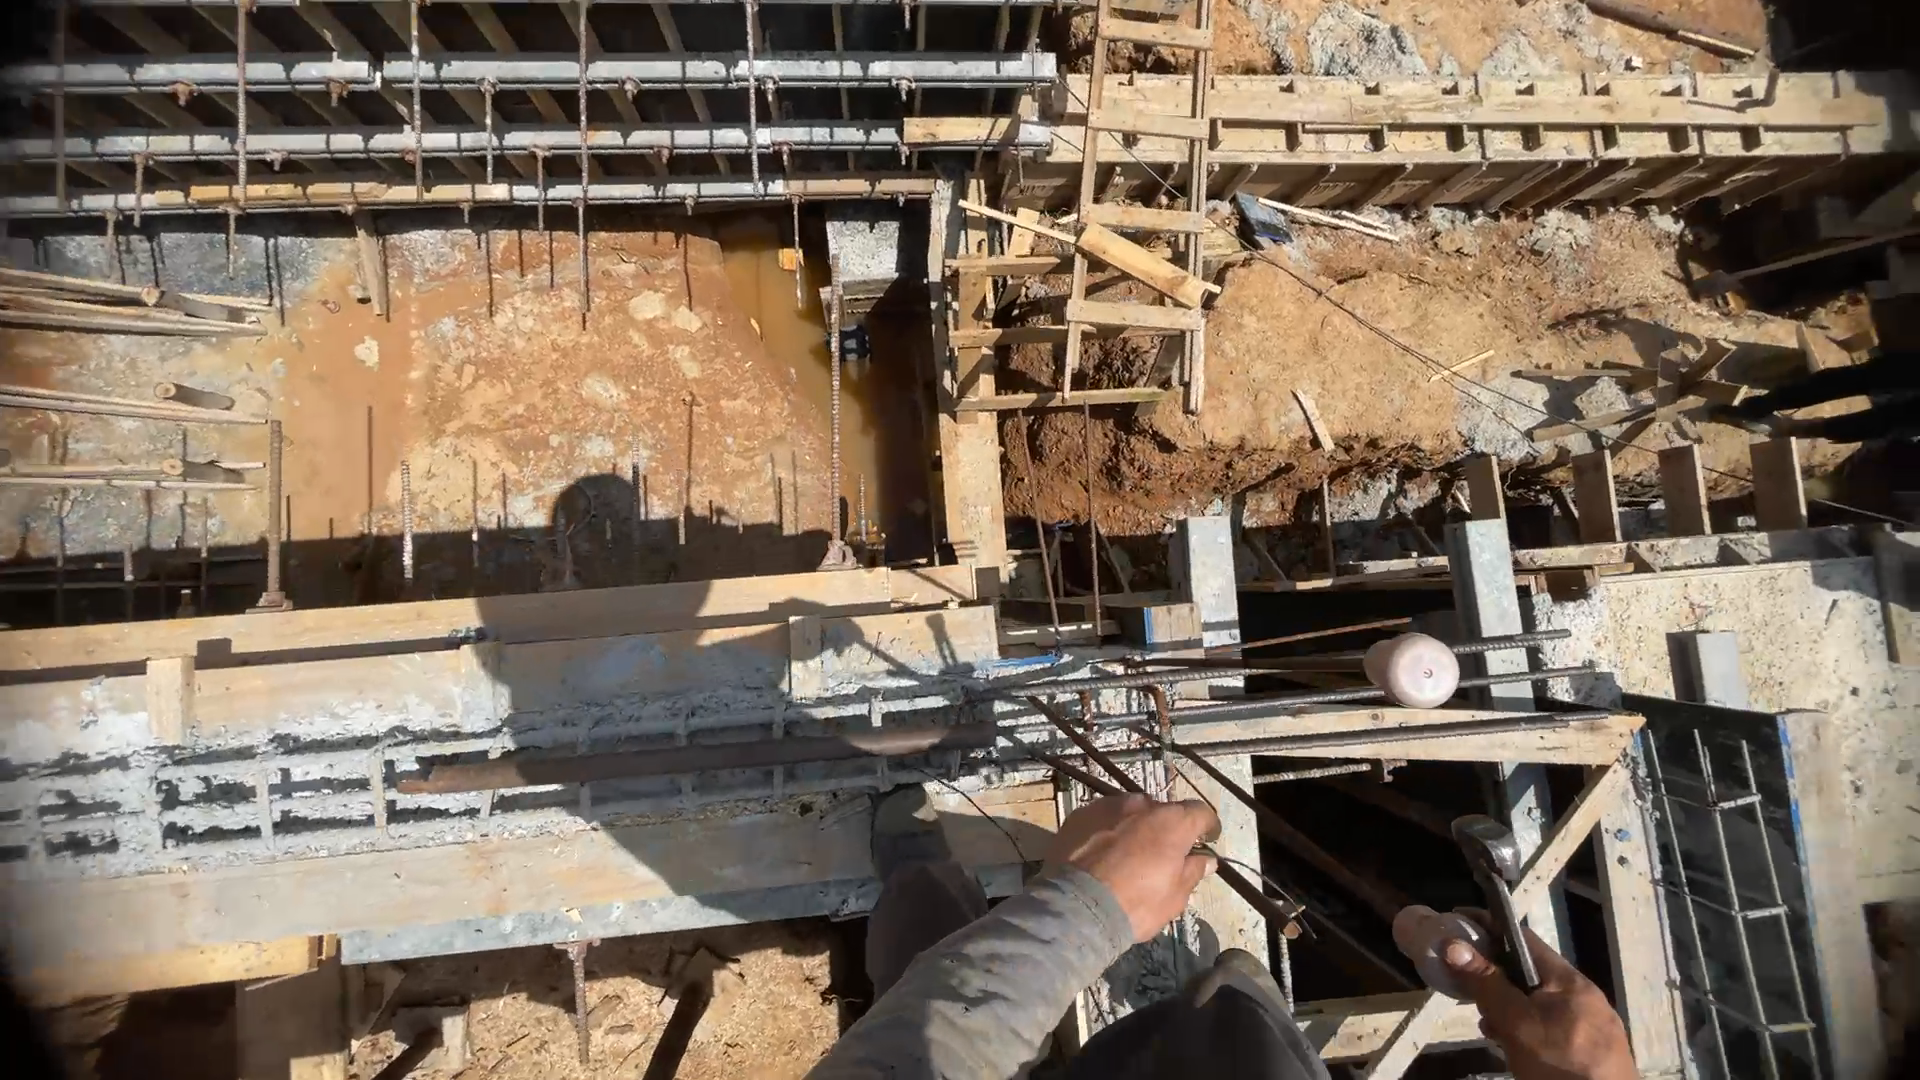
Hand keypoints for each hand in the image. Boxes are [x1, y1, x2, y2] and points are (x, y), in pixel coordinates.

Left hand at [1045, 794, 1219, 942]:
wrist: (1077, 904)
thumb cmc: (1135, 903)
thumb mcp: (1174, 897)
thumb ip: (1192, 872)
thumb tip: (1207, 859)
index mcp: (1171, 822)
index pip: (1199, 811)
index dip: (1207, 824)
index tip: (1207, 838)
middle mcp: (1141, 804)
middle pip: (1162, 810)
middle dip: (1166, 828)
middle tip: (1163, 853)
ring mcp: (1108, 804)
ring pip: (1131, 810)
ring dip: (1136, 825)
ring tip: (1129, 852)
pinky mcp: (1081, 812)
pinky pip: (1104, 816)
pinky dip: (1109, 828)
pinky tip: (1103, 851)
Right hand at [1442, 920, 1636, 1079]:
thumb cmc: (1560, 1068)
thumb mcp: (1515, 1023)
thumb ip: (1485, 981)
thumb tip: (1451, 944)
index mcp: (1572, 983)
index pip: (1523, 937)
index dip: (1487, 926)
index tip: (1456, 925)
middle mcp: (1586, 998)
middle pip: (1528, 970)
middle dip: (1493, 974)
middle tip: (1466, 985)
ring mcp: (1594, 1028)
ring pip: (1537, 1000)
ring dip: (1507, 1005)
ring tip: (1489, 1026)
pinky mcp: (1594, 1053)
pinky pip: (1550, 1024)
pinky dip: (1525, 1026)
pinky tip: (1512, 1046)